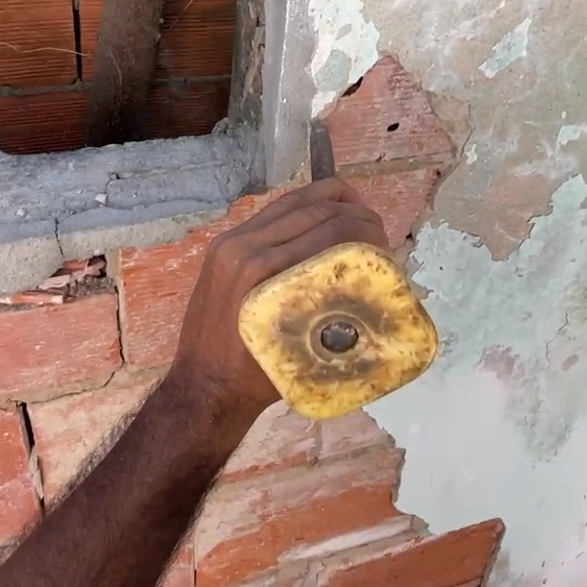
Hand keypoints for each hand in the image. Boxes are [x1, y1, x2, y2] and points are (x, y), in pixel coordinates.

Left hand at [166, 179, 389, 424]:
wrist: (202, 385)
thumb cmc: (256, 379)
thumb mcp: (303, 351)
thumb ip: (332, 316)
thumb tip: (380, 292)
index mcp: (263, 272)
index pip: (324, 231)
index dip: (362, 228)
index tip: (384, 241)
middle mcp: (244, 248)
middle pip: (310, 210)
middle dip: (352, 211)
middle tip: (377, 228)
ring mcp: (230, 242)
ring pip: (289, 203)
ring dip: (328, 201)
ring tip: (356, 211)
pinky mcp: (223, 245)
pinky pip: (270, 214)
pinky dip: (302, 207)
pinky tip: (323, 215)